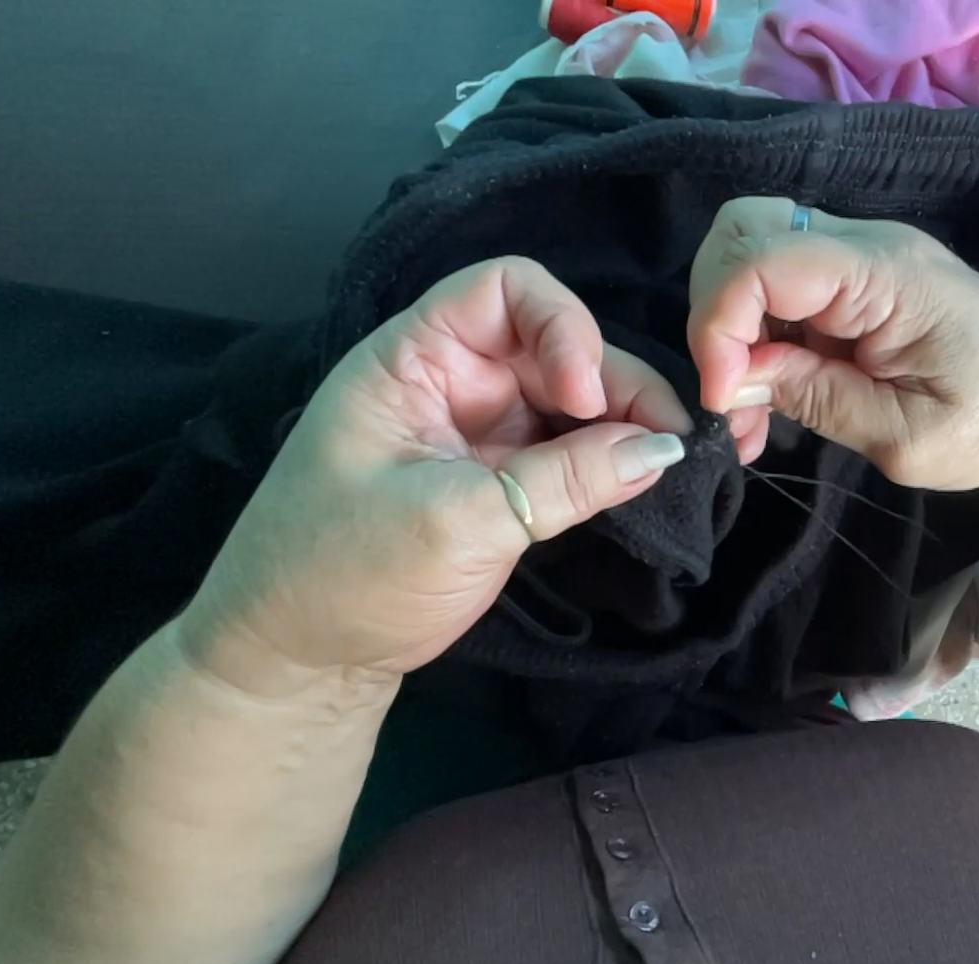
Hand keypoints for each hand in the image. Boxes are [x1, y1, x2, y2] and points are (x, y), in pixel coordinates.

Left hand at [179, 258, 714, 693]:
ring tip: (668, 462)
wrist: (308, 656)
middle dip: (618, 385)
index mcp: (416, 361)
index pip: (505, 291)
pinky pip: (576, 453)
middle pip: (560, 348)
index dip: (561, 327)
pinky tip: (645, 480)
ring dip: (627, 424)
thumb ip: (566, 481)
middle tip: (670, 440)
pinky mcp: (512, 480)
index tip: (584, 400)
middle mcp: (459, 383)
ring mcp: (489, 433)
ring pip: (578, 403)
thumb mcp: (459, 519)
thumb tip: (667, 448)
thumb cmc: (347, 573)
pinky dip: (615, 462)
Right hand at [687, 197, 978, 491]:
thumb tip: (733, 376)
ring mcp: (864, 260)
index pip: (761, 257)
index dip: (718, 324)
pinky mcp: (861, 286)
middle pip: (744, 232)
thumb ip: (816, 398)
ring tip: (749, 417)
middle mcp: (868, 245)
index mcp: (886, 273)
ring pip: (754, 259)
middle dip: (715, 316)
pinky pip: (784, 293)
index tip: (724, 399)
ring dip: (732, 334)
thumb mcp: (904, 436)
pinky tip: (770, 401)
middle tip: (732, 400)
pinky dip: (759, 342)